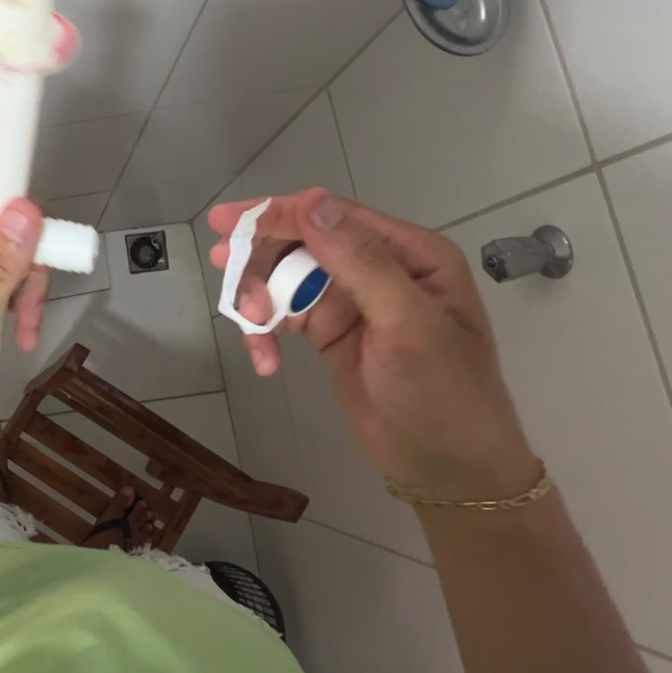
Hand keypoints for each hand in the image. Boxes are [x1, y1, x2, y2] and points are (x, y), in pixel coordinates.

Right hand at [209, 189, 538, 501]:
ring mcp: (350, 300)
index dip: (277, 215)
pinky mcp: (329, 330)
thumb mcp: (406, 324)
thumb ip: (361, 261)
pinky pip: (283, 315)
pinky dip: (266, 334)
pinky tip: (265, 361)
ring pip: (284, 279)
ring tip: (254, 333)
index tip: (225, 223)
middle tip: (224, 273)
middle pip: (300, 243)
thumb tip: (312, 202)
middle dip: (262, 261)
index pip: (332, 218)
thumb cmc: (443, 395)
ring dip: (260, 302)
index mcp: (409, 253)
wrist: (447, 469)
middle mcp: (377, 267)